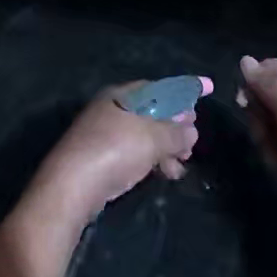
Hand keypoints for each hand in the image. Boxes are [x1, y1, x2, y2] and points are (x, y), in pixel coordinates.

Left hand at [27, 78, 210, 222]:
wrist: (68, 189)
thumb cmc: (114, 151)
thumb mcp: (153, 138)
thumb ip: (177, 132)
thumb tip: (191, 131)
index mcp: (122, 95)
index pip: (161, 87)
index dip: (186, 88)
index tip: (208, 88)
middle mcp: (112, 109)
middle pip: (154, 111)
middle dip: (178, 124)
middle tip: (194, 139)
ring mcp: (105, 135)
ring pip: (146, 135)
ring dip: (168, 147)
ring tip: (182, 164)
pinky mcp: (101, 160)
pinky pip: (135, 153)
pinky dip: (153, 160)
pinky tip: (165, 174)